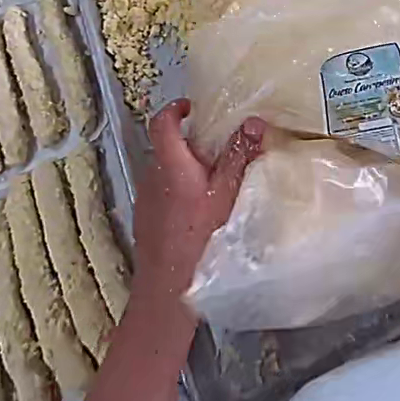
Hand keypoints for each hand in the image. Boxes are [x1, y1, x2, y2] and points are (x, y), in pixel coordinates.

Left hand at [133, 99, 264, 298]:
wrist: (165, 293)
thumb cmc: (197, 240)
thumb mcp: (225, 196)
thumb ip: (238, 157)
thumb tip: (253, 122)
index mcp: (171, 164)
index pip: (162, 122)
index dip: (175, 108)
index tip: (194, 107)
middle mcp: (153, 175)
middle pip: (168, 146)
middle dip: (193, 143)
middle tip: (221, 149)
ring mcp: (146, 198)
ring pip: (167, 171)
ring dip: (188, 169)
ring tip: (216, 182)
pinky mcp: (146, 218)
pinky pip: (164, 192)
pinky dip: (180, 191)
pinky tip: (200, 211)